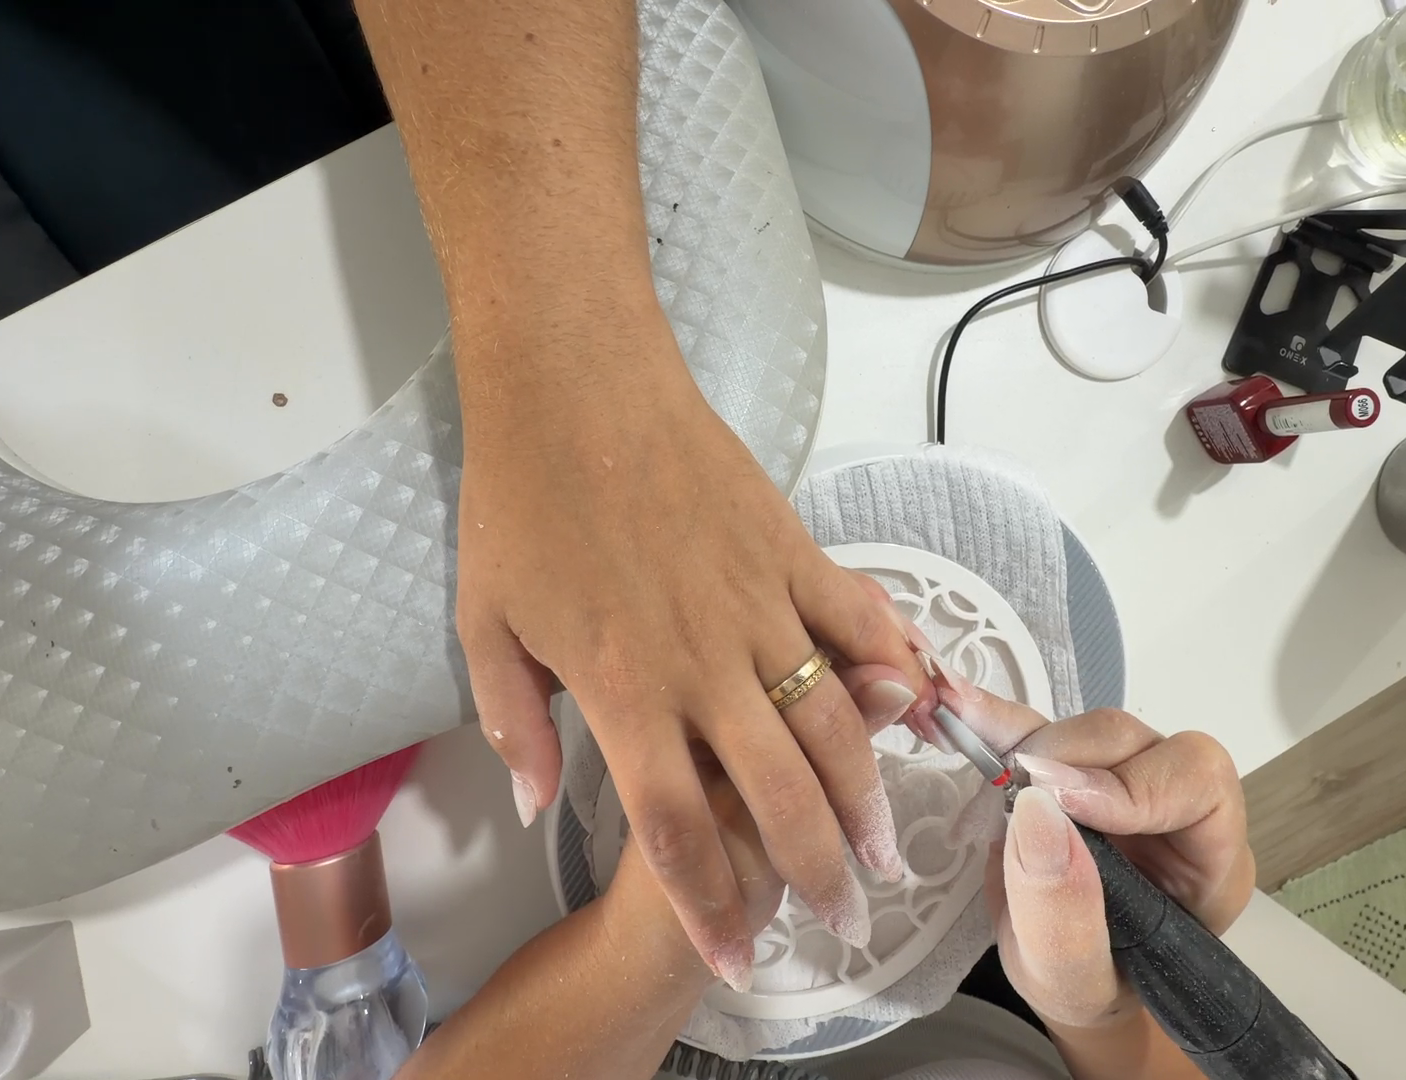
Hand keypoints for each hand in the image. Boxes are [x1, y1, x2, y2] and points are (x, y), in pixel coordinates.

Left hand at [455, 305, 933, 990]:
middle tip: (844, 918)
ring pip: (834, 719)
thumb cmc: (524, 501)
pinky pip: (857, 618)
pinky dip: (895, 663)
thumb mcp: (485, 623)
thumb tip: (534, 802)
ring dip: (866, 792)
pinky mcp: (792, 551)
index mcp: (625, 691)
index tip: (740, 954)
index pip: (679, 828)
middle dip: (813, 870)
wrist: (578, 390)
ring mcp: (760, 604)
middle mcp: (705, 664)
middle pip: (778, 793)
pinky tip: (920, 700)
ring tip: (886, 844)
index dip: (711, 903)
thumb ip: (515, 721)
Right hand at [948, 688, 1253, 1031]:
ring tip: (989, 784)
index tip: (1063, 802)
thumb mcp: (1073, 980)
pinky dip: (992, 719)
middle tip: (1012, 794)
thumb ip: (1061, 914)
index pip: (1198, 781)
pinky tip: (955, 707)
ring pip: (1085, 727)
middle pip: (1135, 740)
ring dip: (1028, 744)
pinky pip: (1032, 725)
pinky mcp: (1064, 763)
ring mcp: (1115, 776)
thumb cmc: (1086, 984)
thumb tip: (1037, 812)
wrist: (1063, 971)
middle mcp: (1169, 804)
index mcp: (1204, 858)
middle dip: (1067, 757)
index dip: (1132, 782)